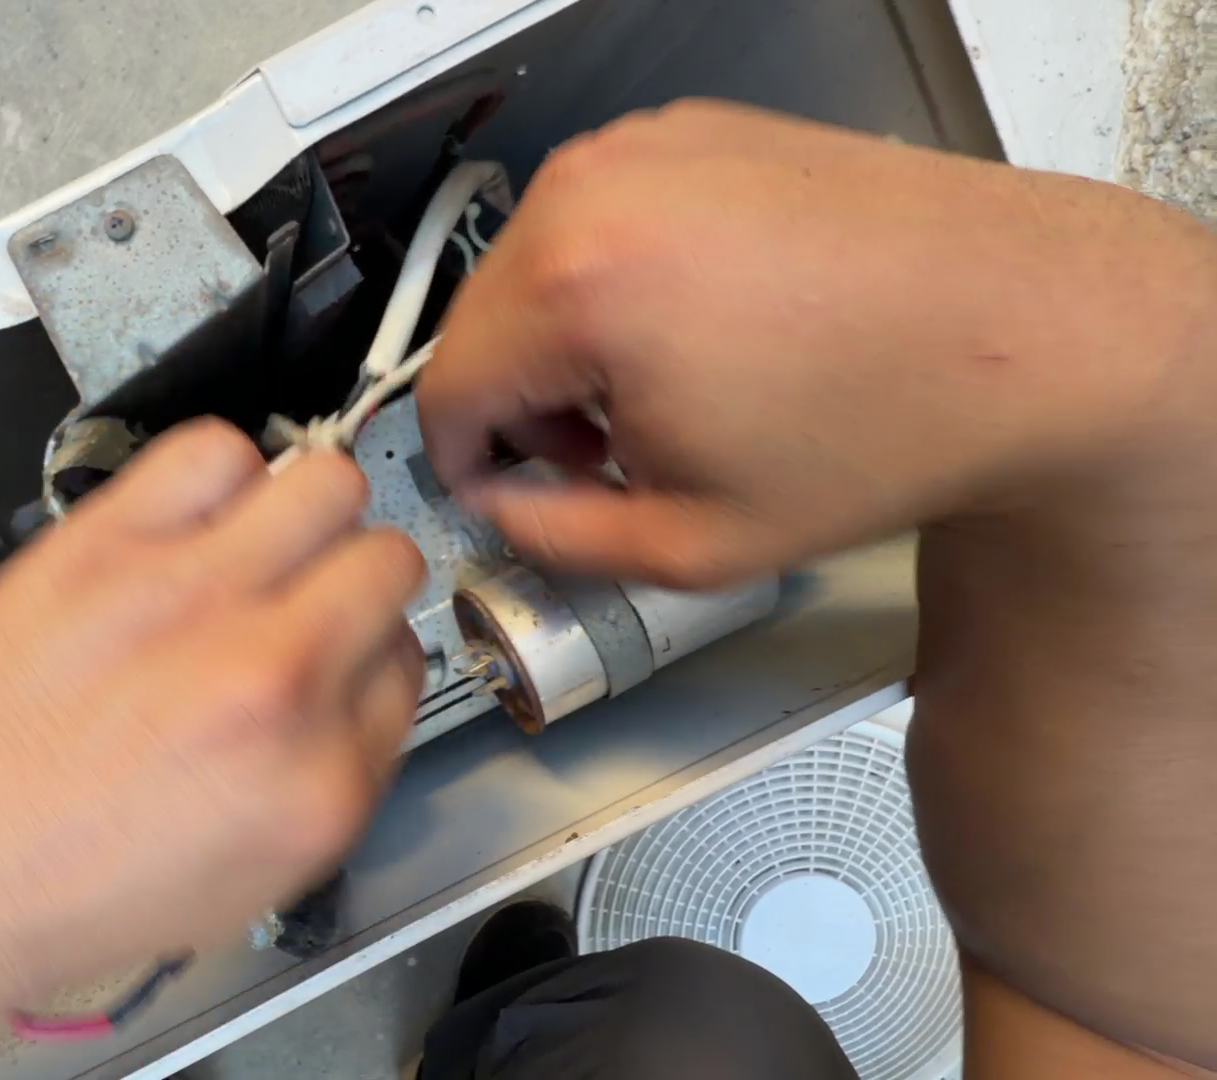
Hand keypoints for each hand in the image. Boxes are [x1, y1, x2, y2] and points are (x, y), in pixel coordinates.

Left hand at [0, 420, 425, 1075]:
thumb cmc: (95, 876)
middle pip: (386, 559)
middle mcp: (267, 675)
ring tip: (262, 547)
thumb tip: (371, 657)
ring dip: (310, 514)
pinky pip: (215, 452)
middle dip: (361, 577)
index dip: (372, 652)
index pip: (410, 657)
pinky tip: (200, 519)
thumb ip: (350, 757)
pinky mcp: (108, 541)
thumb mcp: (265, 870)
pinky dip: (226, 474)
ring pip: (325, 484)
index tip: (336, 653)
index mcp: (319, 778)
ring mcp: (186, 595)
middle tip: (312, 593)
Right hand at [419, 100, 1216, 586]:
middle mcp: (591, 196)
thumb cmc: (882, 431)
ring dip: (544, 353)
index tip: (496, 490)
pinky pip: (569, 236)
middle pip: (468, 334)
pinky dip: (585, 294)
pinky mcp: (672, 140)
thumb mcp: (681, 545)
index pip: (442, 393)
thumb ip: (544, 537)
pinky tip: (666, 332)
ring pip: (510, 283)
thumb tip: (492, 505)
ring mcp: (632, 153)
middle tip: (587, 455)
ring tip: (636, 396)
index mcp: (579, 292)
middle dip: (507, 410)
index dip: (458, 462)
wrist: (1040, 330)